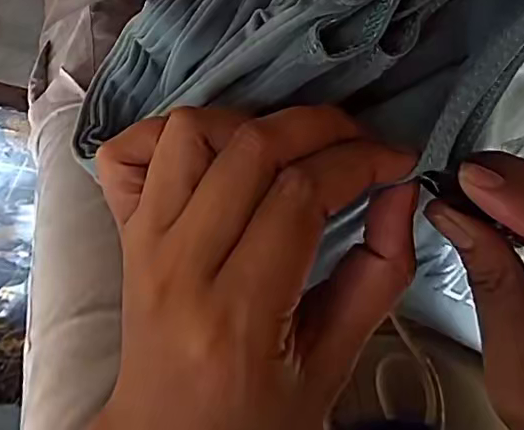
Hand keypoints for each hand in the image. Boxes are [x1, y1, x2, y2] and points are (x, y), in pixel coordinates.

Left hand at [90, 106, 419, 429]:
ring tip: (286, 150)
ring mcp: (143, 239)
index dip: (359, 161)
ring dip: (249, 123)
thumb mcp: (332, 366)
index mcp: (236, 316)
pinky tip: (213, 153)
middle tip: (358, 138)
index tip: (394, 158)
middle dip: (320, 126)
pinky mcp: (124, 227)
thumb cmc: (255, 418)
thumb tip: (400, 188)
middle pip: (251, 148)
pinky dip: (170, 134)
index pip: (301, 194)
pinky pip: (129, 149)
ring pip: (190, 131)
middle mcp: (179, 265)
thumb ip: (378, 275)